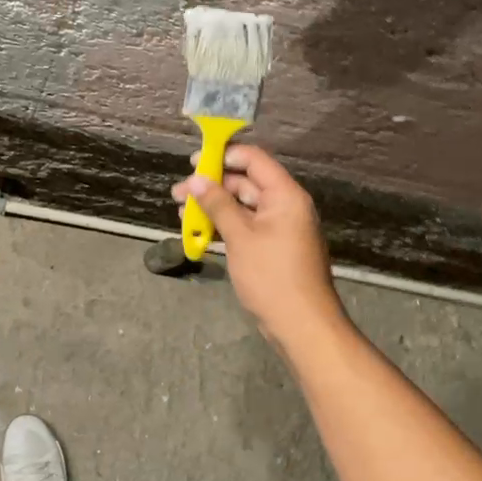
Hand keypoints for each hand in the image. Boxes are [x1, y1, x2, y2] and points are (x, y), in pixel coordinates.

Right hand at [172, 144, 345, 345]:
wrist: (302, 324)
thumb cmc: (271, 276)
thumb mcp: (240, 237)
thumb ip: (218, 204)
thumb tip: (196, 179)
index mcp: (285, 195)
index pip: (253, 159)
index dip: (223, 155)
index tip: (193, 162)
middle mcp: (285, 205)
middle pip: (246, 182)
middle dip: (212, 185)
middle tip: (179, 192)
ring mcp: (280, 227)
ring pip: (243, 205)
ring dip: (214, 206)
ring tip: (182, 211)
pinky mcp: (273, 247)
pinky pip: (247, 225)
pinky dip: (225, 224)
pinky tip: (200, 230)